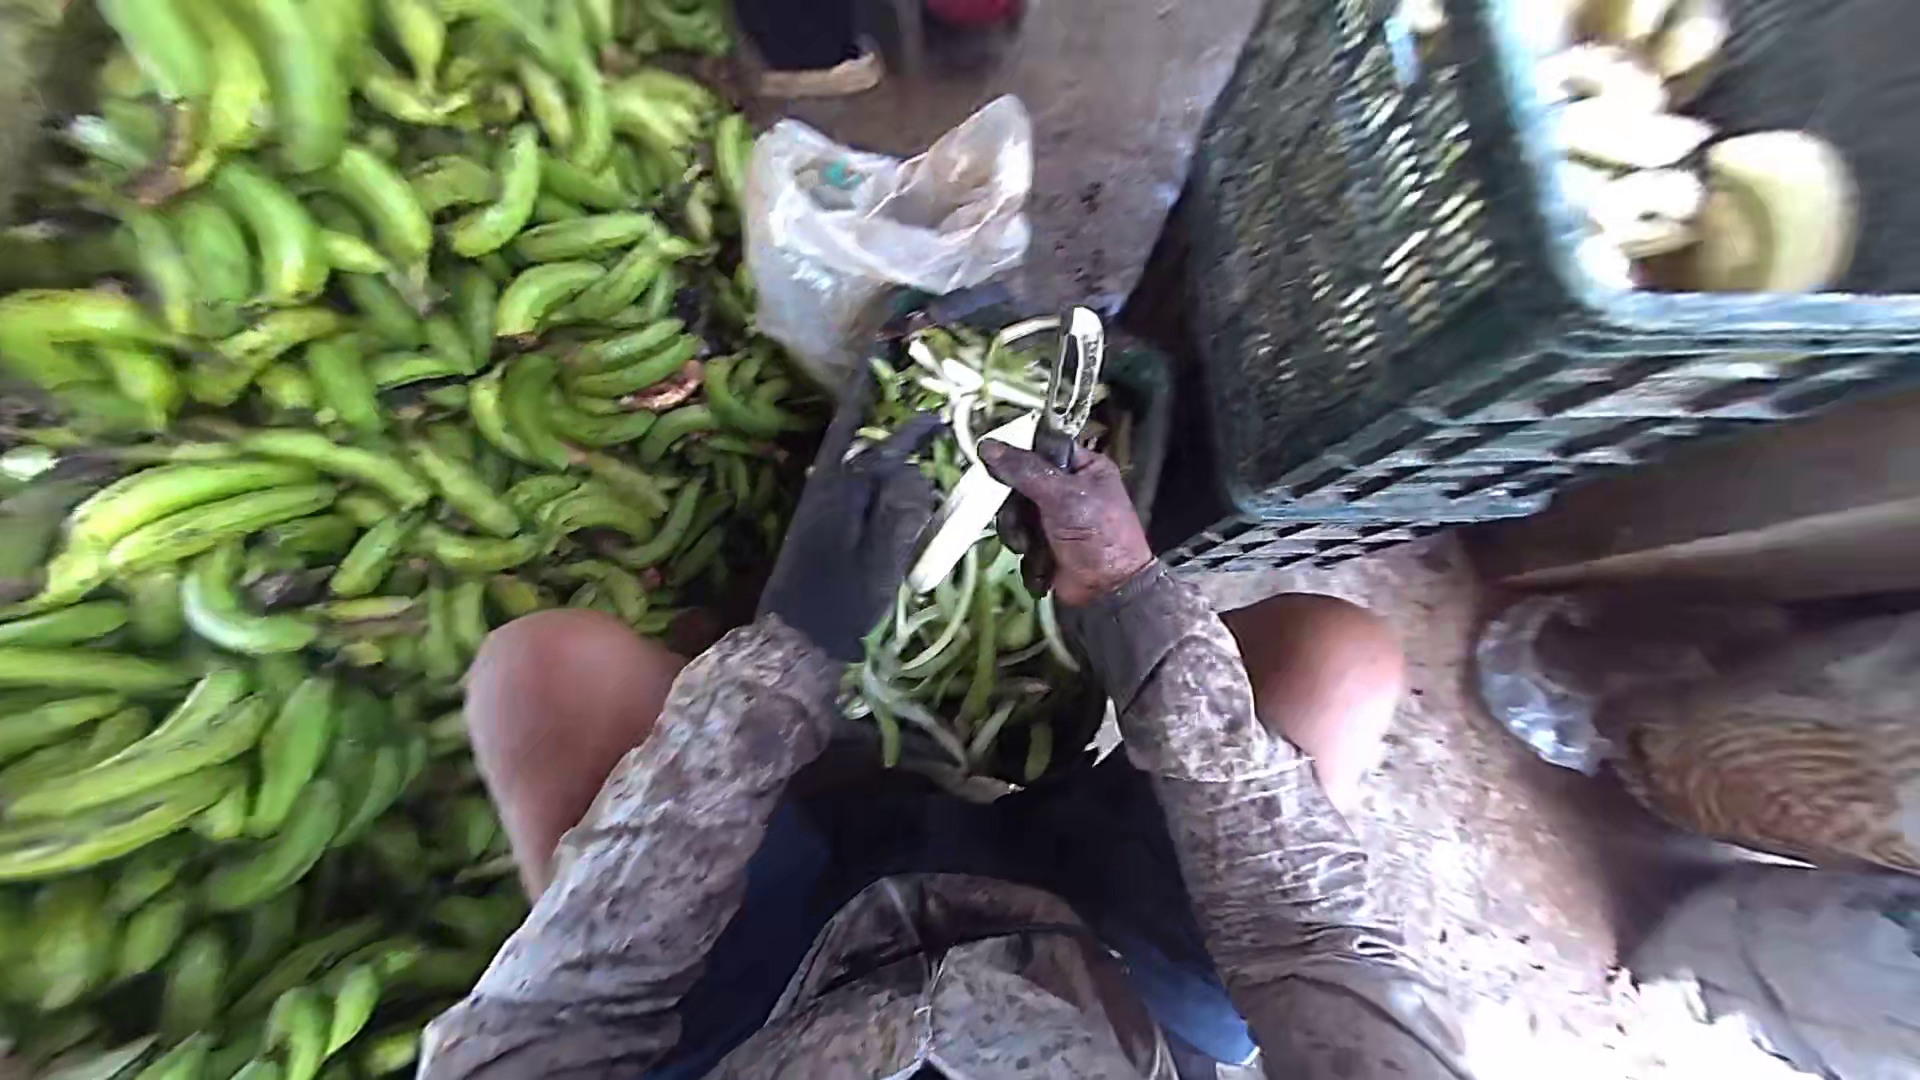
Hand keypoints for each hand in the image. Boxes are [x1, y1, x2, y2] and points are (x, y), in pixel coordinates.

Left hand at [758, 383, 941, 661]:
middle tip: (929, 427)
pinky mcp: (815, 522)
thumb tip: (916, 471)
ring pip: (854, 465)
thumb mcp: (883, 556)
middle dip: (897, 439)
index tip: (938, 419)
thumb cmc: (846, 599)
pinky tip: (879, 482)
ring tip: (910, 449)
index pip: (886, 451)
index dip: (914, 433)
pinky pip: (846, 485)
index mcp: (844, 491)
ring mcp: (817, 504)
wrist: (798, 634)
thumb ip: (902, 508)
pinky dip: (865, 476)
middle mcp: (827, 488)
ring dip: (881, 453)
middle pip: (867, 451)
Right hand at [979, 438, 1153, 606]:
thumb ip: (1024, 470)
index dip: (1018, 458)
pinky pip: (1018, 534)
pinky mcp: (1042, 541)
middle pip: (1019, 482)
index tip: (1000, 470)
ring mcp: (1053, 516)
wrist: (1107, 590)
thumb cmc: (1096, 534)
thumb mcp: (1062, 496)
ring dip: (1017, 530)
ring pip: (1014, 511)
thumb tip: (987, 446)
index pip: (1040, 448)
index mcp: (1082, 467)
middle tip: (1021, 519)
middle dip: (1016, 506)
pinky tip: (1036, 558)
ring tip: (1029, 545)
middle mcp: (1066, 487)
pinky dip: (1023, 547)